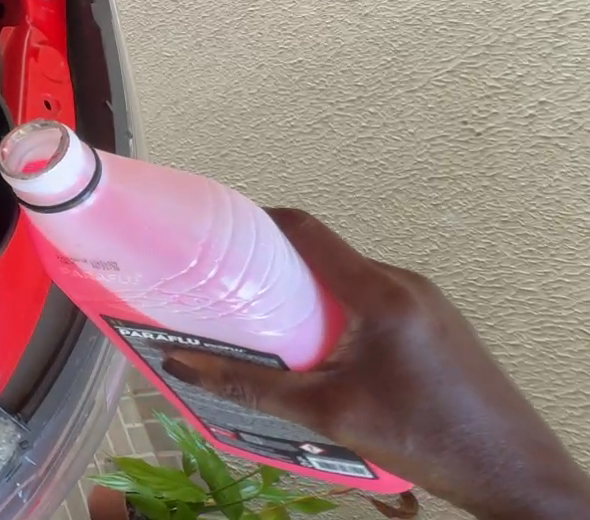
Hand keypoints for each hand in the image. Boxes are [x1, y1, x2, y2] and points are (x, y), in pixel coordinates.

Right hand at [162, 208, 589, 519]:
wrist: (529, 488)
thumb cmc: (429, 443)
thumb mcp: (328, 414)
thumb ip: (248, 385)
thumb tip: (176, 362)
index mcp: (380, 293)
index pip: (304, 228)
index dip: (253, 218)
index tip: (214, 231)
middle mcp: (404, 284)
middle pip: (320, 250)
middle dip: (269, 260)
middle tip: (226, 282)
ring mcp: (427, 301)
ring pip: (342, 272)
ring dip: (301, 285)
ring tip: (262, 313)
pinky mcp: (437, 320)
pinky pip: (366, 291)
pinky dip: (331, 301)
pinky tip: (313, 336)